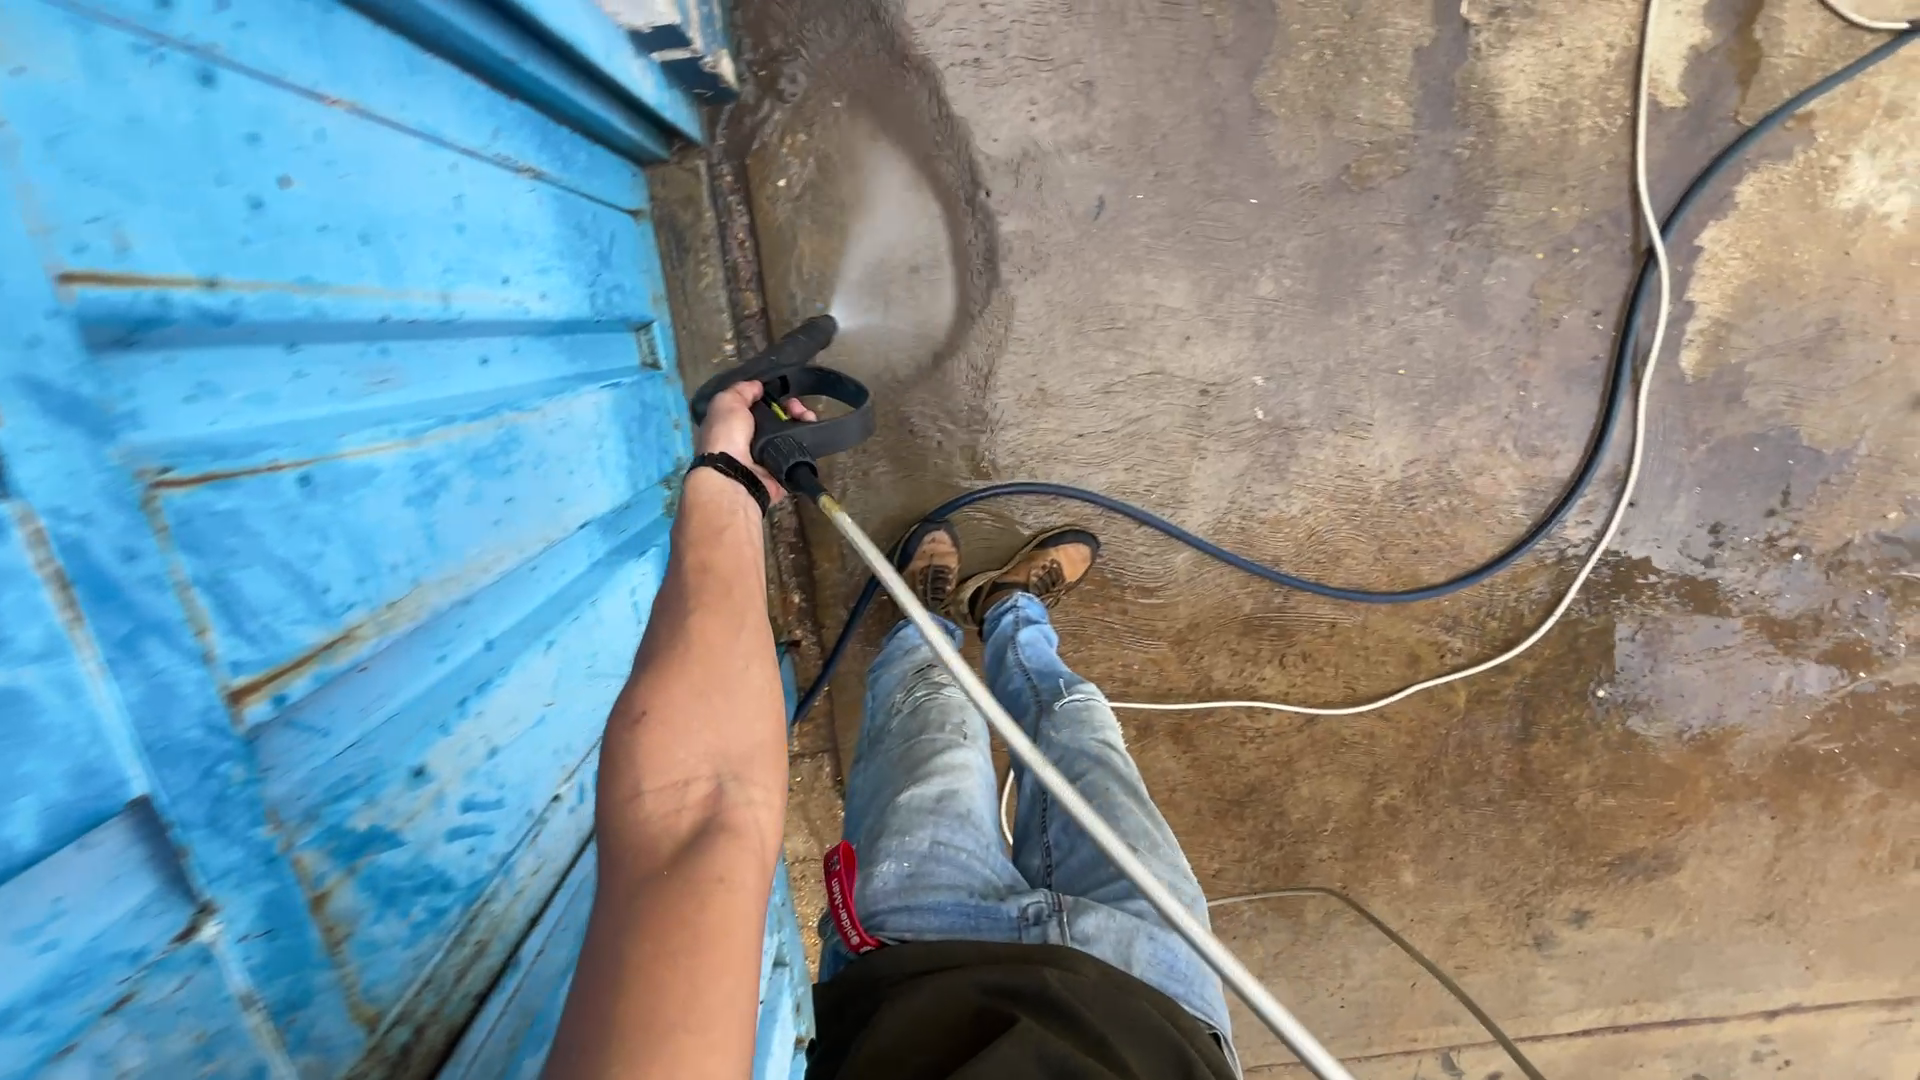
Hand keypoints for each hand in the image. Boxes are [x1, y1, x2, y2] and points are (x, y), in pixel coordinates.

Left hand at [696, 380, 818, 499]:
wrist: (737, 475)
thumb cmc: (727, 436)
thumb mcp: (726, 403)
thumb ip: (741, 391)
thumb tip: (757, 386)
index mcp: (738, 425)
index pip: (760, 408)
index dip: (772, 398)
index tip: (781, 394)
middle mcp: (755, 440)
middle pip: (781, 419)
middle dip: (792, 408)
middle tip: (797, 407)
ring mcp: (772, 455)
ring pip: (794, 433)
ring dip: (803, 420)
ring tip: (807, 416)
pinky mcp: (786, 469)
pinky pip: (802, 451)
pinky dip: (809, 440)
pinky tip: (811, 430)